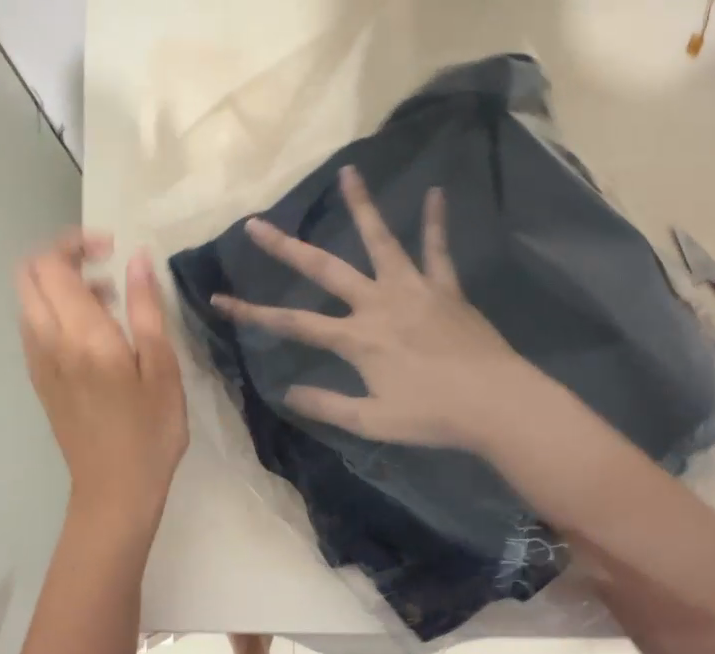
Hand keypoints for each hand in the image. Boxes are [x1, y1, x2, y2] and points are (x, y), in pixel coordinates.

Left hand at [18, 230, 187, 527]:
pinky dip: (56, 314)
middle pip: (29, 274)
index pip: (53, 263)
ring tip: (109, 307)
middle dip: (62, 259)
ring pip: (29, 301)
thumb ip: (147, 310)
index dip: (77, 242)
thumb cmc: (150, 434)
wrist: (115, 491)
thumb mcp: (162, 370)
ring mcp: (39, 363)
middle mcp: (49, 341)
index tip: (114, 248)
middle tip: (107, 271)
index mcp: (82, 334)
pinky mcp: (41, 382)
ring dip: (60, 288)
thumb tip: (138, 260)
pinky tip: (95, 338)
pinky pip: (35, 328)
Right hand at [210, 166, 542, 450]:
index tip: (219, 300)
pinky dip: (436, 223)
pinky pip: (438, 250)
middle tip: (256, 224)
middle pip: (325, 269)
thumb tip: (286, 392)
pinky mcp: (446, 290)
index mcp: (357, 339)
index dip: (252, 313)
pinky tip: (437, 193)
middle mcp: (379, 304)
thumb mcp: (372, 421)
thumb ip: (327, 405)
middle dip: (286, 248)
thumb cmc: (432, 417)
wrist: (495, 403)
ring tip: (348, 171)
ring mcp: (415, 290)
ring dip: (362, 207)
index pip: (294, 324)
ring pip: (381, 241)